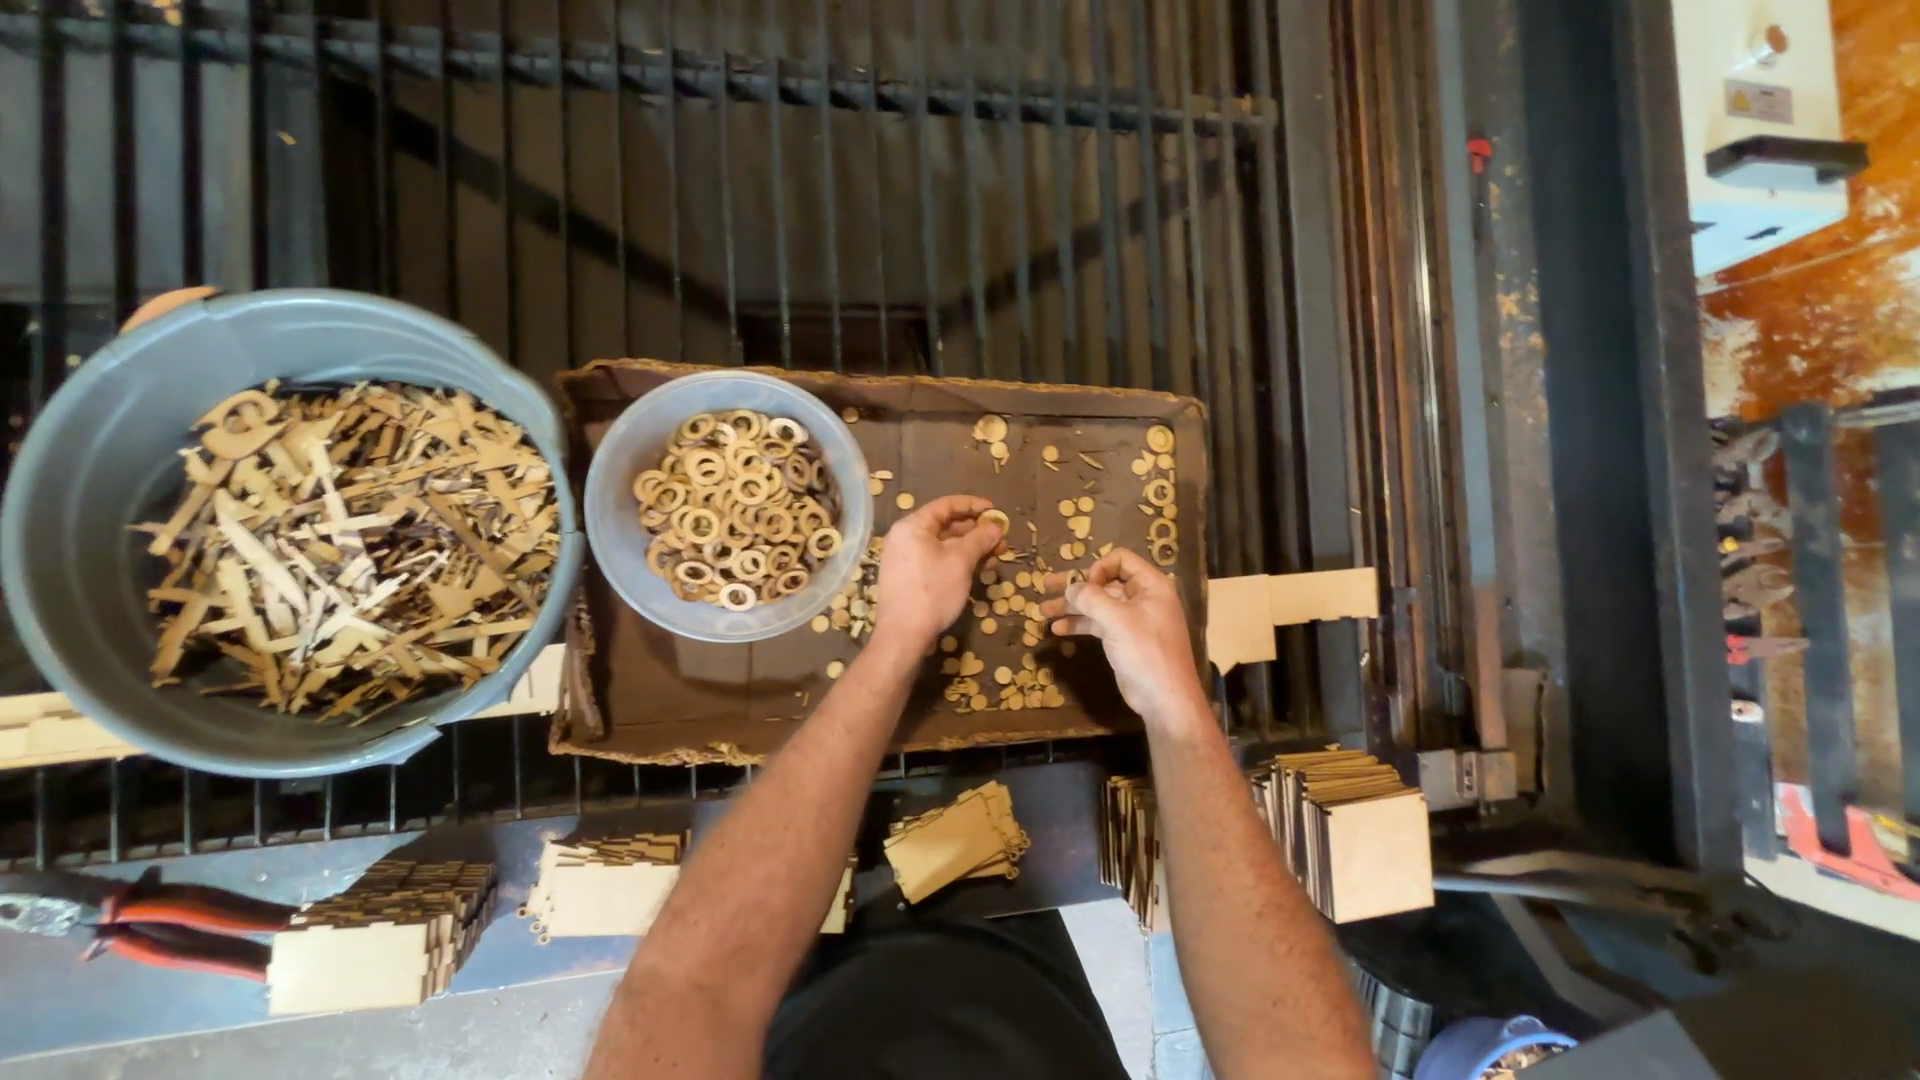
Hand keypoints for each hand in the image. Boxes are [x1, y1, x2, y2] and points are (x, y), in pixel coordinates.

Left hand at [873, 495, 1004, 652]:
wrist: (903, 634)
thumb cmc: (932, 592)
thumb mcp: (960, 562)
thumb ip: (979, 539)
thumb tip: (996, 526)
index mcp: (912, 526)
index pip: (946, 505)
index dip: (973, 505)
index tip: (995, 510)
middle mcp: (905, 538)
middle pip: (945, 525)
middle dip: (975, 530)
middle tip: (1000, 536)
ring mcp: (906, 559)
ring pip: (943, 545)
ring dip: (970, 547)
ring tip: (996, 554)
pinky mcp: (910, 577)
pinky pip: (937, 560)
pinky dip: (958, 561)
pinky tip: (979, 568)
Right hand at [1039, 549, 1207, 727]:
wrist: (1165, 698)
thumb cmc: (1146, 652)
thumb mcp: (1117, 621)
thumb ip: (1091, 599)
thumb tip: (1070, 587)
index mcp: (1150, 585)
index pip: (1120, 560)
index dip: (1098, 568)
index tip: (1084, 586)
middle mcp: (1141, 597)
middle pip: (1104, 582)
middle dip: (1075, 586)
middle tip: (1046, 586)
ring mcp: (1131, 619)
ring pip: (1097, 604)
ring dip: (1072, 606)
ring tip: (1043, 611)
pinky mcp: (1122, 638)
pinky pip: (1098, 623)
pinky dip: (1079, 624)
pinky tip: (1058, 629)